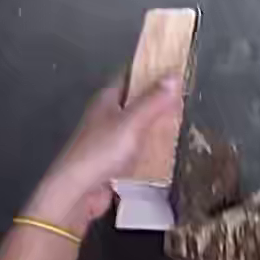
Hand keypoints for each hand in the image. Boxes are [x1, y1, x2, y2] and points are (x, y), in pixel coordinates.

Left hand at [20, 77, 182, 236]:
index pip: (130, 75)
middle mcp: (105, 115)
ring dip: (153, 125)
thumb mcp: (132, 122)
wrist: (77, 191)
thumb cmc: (102, 150)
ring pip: (134, 125)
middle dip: (155, 99)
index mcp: (107, 98)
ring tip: (178, 124)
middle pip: (133, 101)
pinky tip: (163, 153)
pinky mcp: (110, 160)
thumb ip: (153, 100)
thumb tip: (173, 75)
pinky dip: (148, 148)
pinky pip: (134, 148)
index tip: (173, 69)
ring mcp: (106, 138)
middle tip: (182, 99)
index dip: (150, 70)